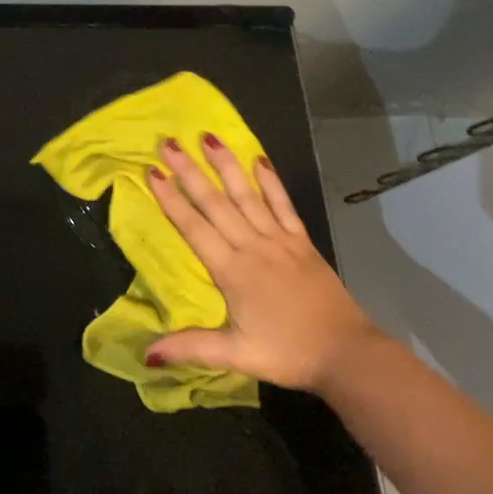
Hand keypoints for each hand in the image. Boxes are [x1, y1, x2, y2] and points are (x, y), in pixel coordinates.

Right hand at [144, 133, 380, 394]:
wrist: (347, 353)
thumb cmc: (288, 354)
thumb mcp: (236, 356)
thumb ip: (190, 348)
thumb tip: (146, 353)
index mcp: (232, 271)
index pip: (194, 228)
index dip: (171, 199)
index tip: (152, 172)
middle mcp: (253, 246)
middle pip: (216, 202)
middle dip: (189, 171)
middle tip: (169, 143)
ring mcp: (280, 240)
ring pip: (247, 195)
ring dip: (226, 165)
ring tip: (208, 137)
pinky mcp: (302, 242)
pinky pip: (283, 205)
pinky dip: (270, 181)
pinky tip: (259, 160)